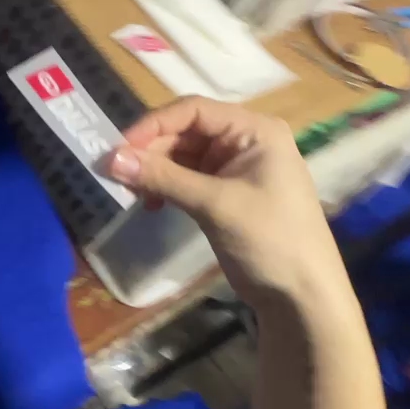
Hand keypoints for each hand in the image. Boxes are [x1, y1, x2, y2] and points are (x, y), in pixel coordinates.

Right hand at [105, 97, 347, 309]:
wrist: (300, 297)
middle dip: (149, 151)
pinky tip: (150, 204)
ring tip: (133, 194)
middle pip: (183, 132)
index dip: (153, 125)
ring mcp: (232, 167)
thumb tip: (109, 159)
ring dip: (152, 171)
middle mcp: (243, 141)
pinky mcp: (222, 192)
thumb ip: (162, 178)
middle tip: (118, 176)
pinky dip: (162, 186)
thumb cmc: (270, 240)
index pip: (192, 111)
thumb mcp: (214, 204)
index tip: (118, 149)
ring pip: (179, 155)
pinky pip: (183, 177)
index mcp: (254, 131)